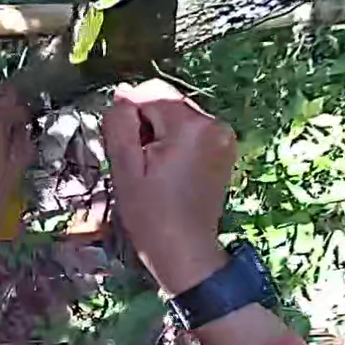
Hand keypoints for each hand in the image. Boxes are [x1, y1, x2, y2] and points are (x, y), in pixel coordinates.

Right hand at [105, 79, 238, 293]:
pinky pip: (191, 135)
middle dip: (145, 128)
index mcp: (190, 126)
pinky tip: (167, 174)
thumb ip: (119, 125)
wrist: (183, 250)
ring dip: (159, 137)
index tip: (124, 150)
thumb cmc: (150, 214)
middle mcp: (214, 124)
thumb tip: (121, 95)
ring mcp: (224, 138)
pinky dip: (175, 146)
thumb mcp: (124, 169)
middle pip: (166, 105)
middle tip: (137, 167)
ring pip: (178, 120)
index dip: (128, 117)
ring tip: (152, 173)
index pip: (150, 94)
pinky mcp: (224, 152)